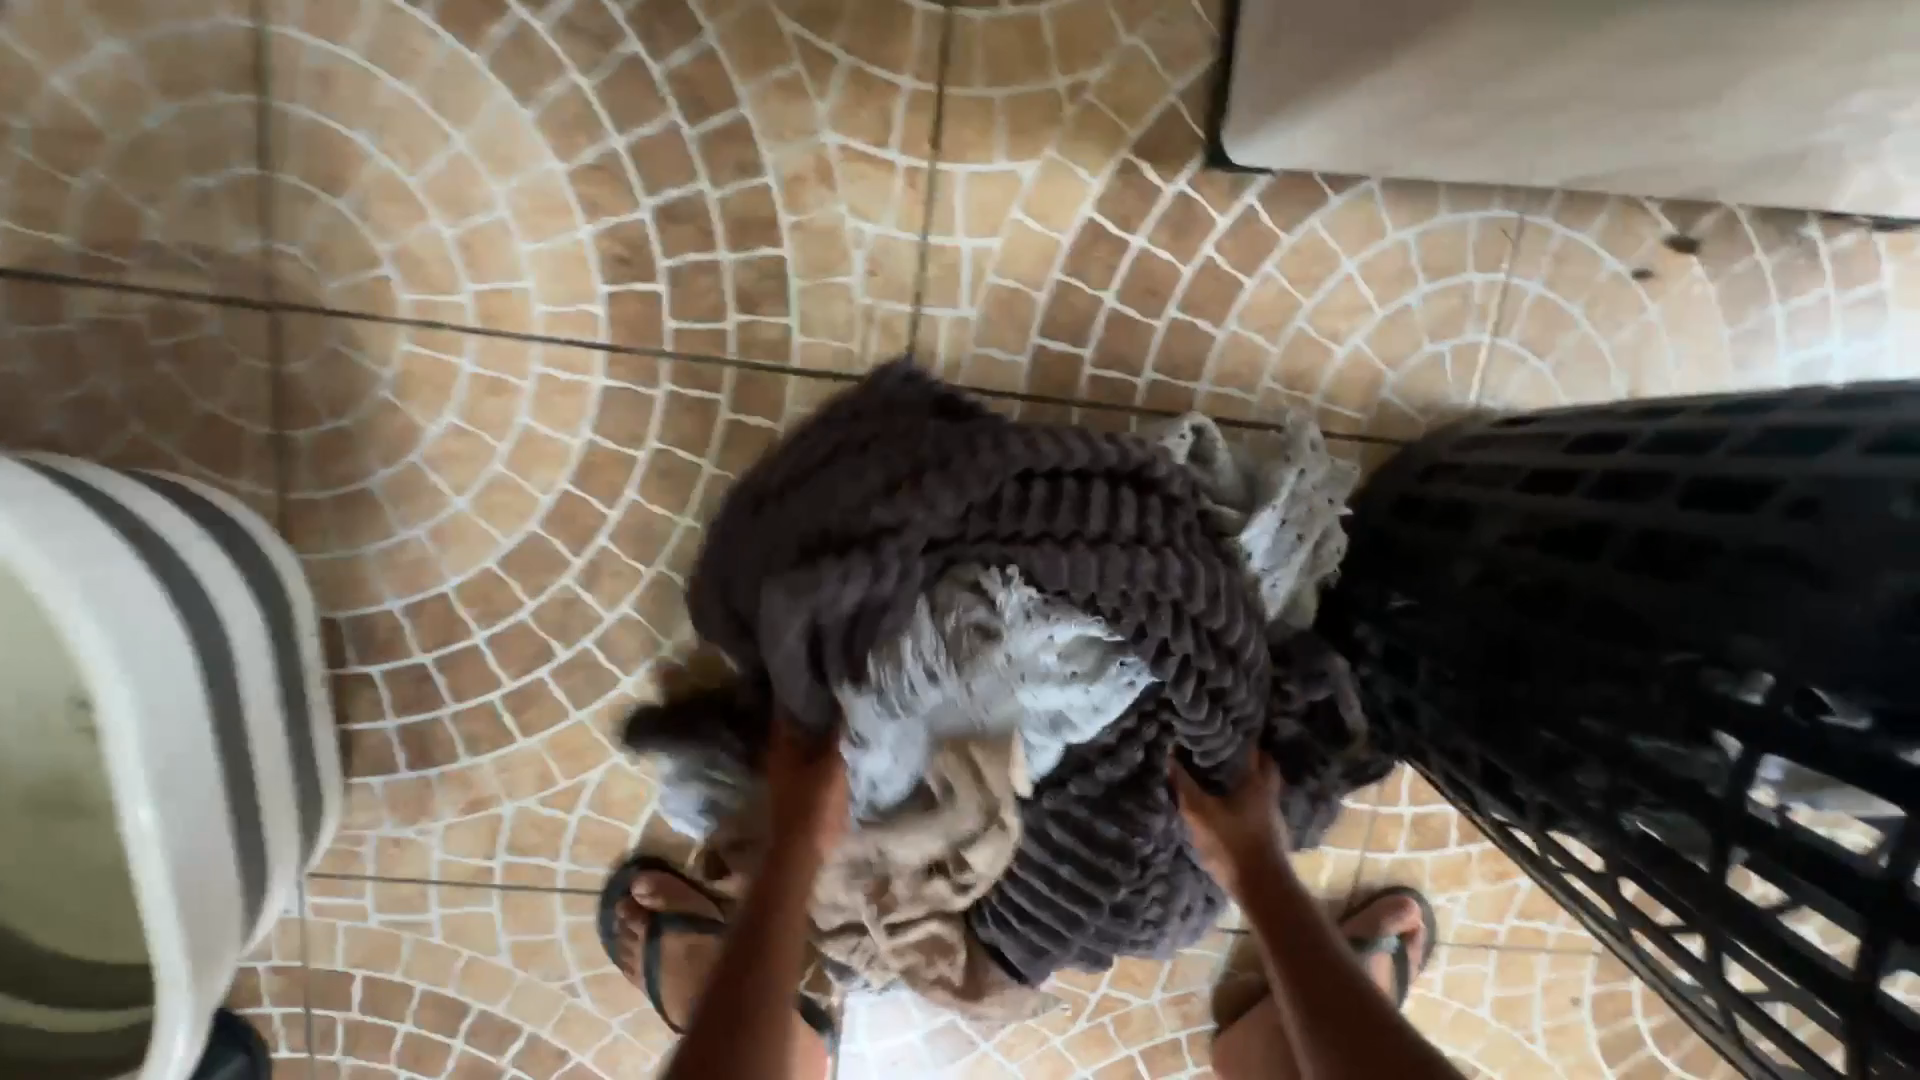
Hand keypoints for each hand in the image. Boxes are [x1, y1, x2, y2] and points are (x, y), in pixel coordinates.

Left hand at [763, 703, 849, 861]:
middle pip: (798, 721)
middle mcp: (779, 753)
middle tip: (843, 688)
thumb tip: (850, 699)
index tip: (825, 673)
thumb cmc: (815, 802)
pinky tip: (846, 742)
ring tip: (848, 711)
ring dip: (823, 728)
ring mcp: (788, 771)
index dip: (805, 688)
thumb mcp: (834, 763)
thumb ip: (842, 732)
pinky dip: (826, 748)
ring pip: (807, 740)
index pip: (789, 705)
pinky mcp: (800, 786)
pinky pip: (814, 757)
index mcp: (781, 743)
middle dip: (817, 706)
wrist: (804, 851)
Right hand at [1170, 749, 1289, 898]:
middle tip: (1219, 749)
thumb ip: (1183, 784)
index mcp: (1257, 780)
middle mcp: (1268, 791)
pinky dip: (1240, 796)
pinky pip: (1253, 803)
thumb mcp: (1199, 812)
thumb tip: (1169, 755)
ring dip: (1241, 776)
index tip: (1219, 726)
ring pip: (1258, 784)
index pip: (1252, 746)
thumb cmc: (1232, 844)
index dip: (1237, 734)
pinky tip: (1223, 801)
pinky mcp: (1268, 831)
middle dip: (1243, 755)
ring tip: (1216, 772)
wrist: (1262, 889)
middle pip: (1261, 765)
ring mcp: (1271, 813)